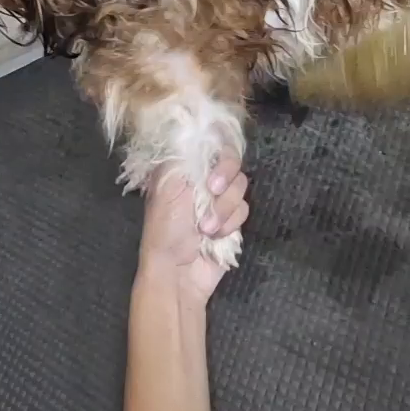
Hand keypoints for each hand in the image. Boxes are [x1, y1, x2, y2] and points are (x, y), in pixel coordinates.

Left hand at [138, 157, 248, 304]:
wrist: (176, 273)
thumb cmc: (165, 229)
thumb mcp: (168, 187)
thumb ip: (187, 158)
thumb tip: (207, 137)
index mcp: (183, 167)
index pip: (211, 144)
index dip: (219, 153)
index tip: (212, 167)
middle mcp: (202, 180)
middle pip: (232, 162)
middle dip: (224, 180)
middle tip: (213, 190)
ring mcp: (218, 201)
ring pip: (240, 188)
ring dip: (224, 208)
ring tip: (206, 228)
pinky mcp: (231, 221)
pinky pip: (244, 210)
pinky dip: (231, 223)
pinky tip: (216, 237)